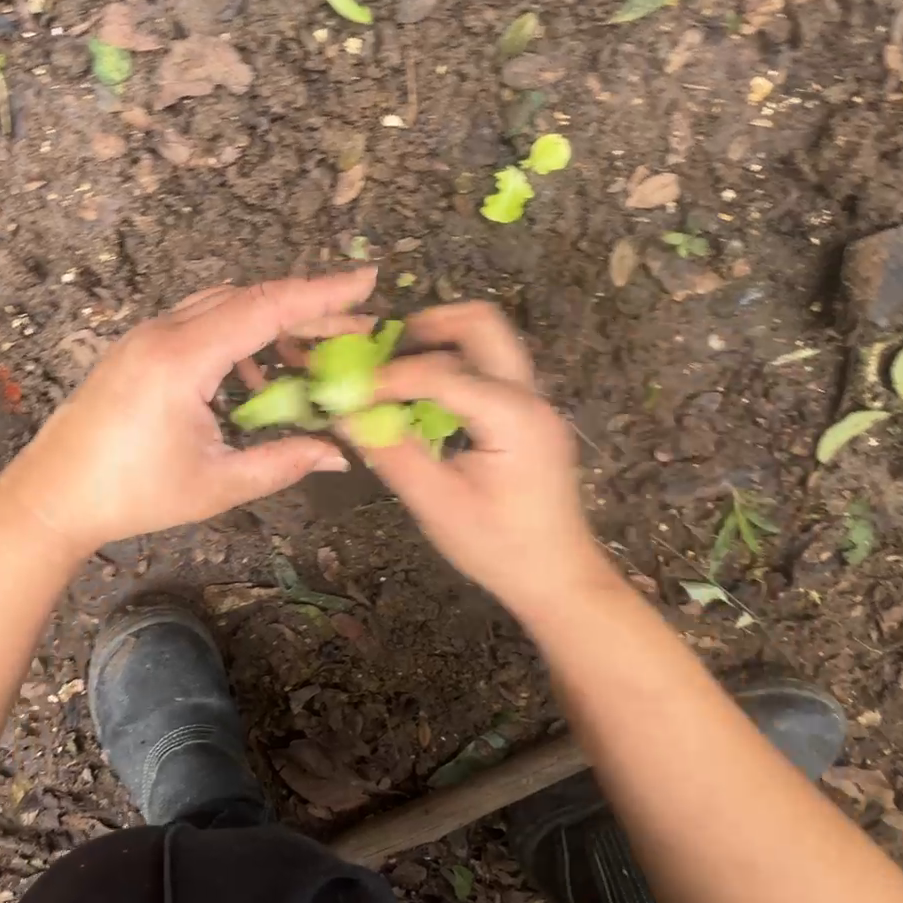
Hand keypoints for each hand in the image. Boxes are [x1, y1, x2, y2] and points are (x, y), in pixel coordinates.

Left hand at [0, 269, 377, 553]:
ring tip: (306, 356)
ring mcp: (144, 336)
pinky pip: (196, 323)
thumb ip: (283, 462)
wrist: (51, 496)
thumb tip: (339, 454)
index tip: (367, 279)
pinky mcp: (134, 349)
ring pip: (220, 306)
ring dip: (267, 321)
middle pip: (248, 298)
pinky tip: (251, 377)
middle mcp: (163, 332)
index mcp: (183, 358)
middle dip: (305, 307)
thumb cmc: (132, 495)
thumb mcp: (217, 484)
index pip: (266, 308)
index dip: (322, 293)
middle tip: (353, 325)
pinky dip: (234, 335)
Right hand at [345, 303, 612, 615]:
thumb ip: (391, 452)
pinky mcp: (528, 416)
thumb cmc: (499, 547)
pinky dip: (453, 366)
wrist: (559, 578)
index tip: (346, 390)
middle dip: (427, 326)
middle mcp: (530, 396)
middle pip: (481, 324)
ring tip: (396, 369)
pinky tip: (421, 397)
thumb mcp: (437, 504)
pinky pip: (490, 368)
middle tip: (382, 349)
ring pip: (489, 340)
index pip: (440, 373)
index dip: (387, 377)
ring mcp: (534, 403)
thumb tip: (343, 414)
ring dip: (441, 342)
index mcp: (512, 416)